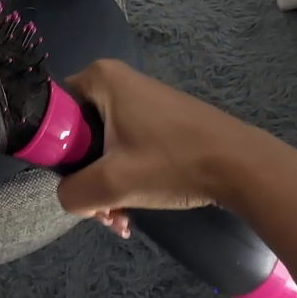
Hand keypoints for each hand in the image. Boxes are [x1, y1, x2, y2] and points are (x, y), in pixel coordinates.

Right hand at [56, 60, 296, 231]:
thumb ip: (74, 192)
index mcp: (99, 77)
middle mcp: (117, 79)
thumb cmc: (172, 163)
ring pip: (104, 143)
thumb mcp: (114, 182)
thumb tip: (67, 196)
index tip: (74, 182)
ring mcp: (141, 97)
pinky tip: (136, 208)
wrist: (241, 165)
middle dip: (87, 177)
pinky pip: (127, 143)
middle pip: (80, 131)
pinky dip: (127, 174)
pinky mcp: (160, 116)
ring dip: (107, 184)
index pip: (55, 109)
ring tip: (122, 219)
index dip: (57, 150)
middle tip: (102, 210)